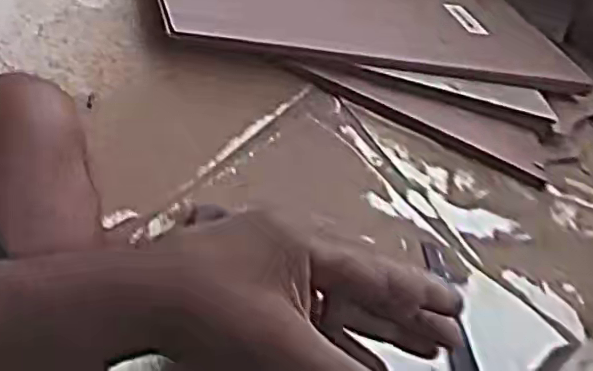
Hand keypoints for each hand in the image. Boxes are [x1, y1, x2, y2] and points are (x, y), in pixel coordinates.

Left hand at [152, 208, 464, 370]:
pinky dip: (333, 328)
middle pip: (354, 278)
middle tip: (447, 338)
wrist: (136, 299)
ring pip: (329, 292)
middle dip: (402, 310)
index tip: (456, 304)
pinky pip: (299, 302)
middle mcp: (275, 240)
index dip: (418, 291)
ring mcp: (253, 258)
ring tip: (420, 347)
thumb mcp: (296, 350)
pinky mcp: (236, 280)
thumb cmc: (210, 311)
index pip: (373, 268)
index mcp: (294, 239)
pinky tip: (356, 353)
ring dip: (373, 321)